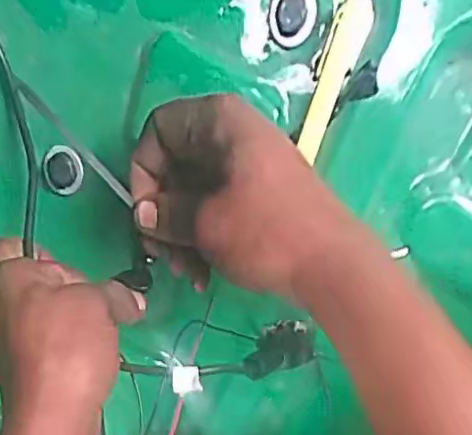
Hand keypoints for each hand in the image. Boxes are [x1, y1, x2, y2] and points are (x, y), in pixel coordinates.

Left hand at [0, 238, 145, 430]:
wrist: (53, 416)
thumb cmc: (68, 347)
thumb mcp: (98, 303)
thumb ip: (113, 293)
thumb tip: (129, 301)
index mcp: (4, 276)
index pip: (6, 243)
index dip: (41, 251)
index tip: (69, 270)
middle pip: (31, 283)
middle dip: (64, 288)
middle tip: (94, 301)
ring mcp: (8, 342)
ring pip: (42, 316)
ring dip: (71, 321)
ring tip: (99, 333)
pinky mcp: (24, 371)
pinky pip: (47, 347)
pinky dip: (68, 348)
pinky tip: (92, 359)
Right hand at [129, 94, 372, 300]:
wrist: (329, 265)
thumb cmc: (266, 234)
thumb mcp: (207, 225)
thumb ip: (167, 214)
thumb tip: (141, 214)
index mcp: (219, 122)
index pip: (158, 131)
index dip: (144, 173)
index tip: (145, 216)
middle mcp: (232, 135)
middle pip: (174, 168)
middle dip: (163, 216)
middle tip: (163, 256)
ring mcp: (247, 168)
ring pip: (193, 197)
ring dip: (182, 238)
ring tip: (189, 274)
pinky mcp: (258, 198)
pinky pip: (216, 212)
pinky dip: (204, 241)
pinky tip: (204, 276)